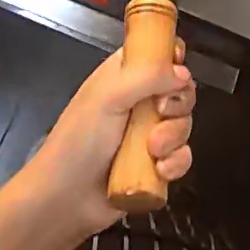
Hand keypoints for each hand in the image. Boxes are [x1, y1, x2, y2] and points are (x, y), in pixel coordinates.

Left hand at [12, 43, 195, 241]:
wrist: (66, 198)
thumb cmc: (79, 139)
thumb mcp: (109, 96)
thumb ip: (148, 76)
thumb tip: (184, 73)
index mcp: (125, 73)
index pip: (159, 51)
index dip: (173, 58)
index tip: (176, 72)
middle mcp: (140, 98)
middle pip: (181, 88)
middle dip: (178, 103)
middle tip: (161, 113)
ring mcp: (149, 132)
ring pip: (184, 123)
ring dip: (174, 137)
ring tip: (152, 150)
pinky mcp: (157, 163)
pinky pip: (183, 156)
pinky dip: (176, 163)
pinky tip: (160, 170)